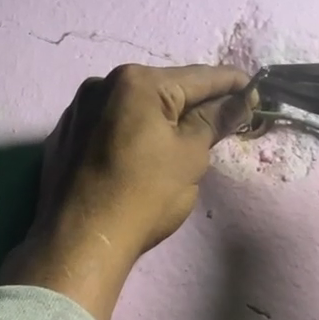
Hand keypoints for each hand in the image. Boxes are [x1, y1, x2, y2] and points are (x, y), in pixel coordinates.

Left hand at [1, 64, 252, 319]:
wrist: (78, 242)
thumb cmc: (144, 195)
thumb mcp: (191, 156)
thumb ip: (215, 120)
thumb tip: (239, 100)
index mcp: (137, 82)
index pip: (198, 77)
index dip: (231, 83)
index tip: (254, 89)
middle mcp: (103, 84)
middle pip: (163, 89)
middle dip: (193, 103)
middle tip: (224, 119)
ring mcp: (78, 109)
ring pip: (133, 107)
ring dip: (159, 118)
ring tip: (182, 142)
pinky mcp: (64, 136)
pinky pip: (109, 125)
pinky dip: (130, 133)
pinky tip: (140, 157)